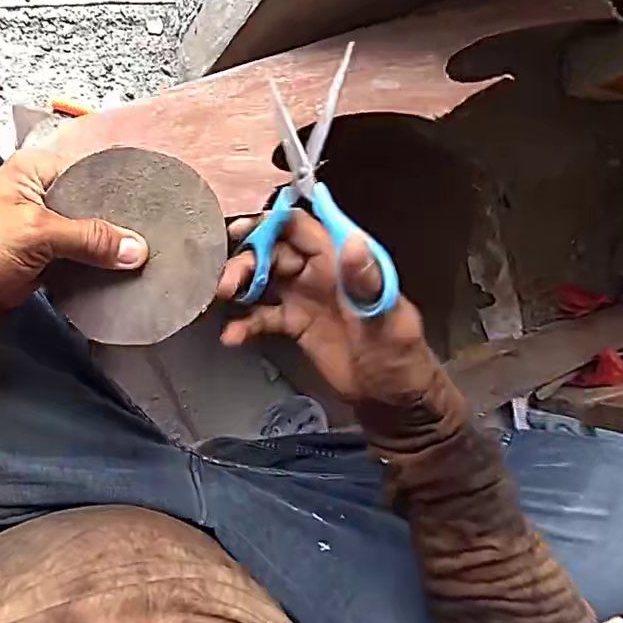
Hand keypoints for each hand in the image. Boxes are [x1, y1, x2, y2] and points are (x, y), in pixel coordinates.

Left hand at [0, 148, 148, 306]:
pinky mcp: (47, 257)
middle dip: (120, 222)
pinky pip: (81, 257)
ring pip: (89, 233)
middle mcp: (44, 193)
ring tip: (146, 255)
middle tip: (155, 234)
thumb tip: (137, 250)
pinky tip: (122, 272)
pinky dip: (97, 266)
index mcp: (37, 170)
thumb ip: (89, 238)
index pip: (91, 171)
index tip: (153, 204)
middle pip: (94, 204)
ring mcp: (45, 227)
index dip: (120, 188)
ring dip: (110, 248)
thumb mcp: (37, 232)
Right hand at [215, 210, 440, 408]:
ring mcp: (303, 299)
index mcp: (341, 263)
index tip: (242, 231)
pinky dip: (244, 323)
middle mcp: (318, 274)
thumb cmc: (400, 357)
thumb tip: (352, 242)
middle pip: (273, 252)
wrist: (391, 399)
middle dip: (247, 260)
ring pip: (262, 279)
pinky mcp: (293, 325)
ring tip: (223, 298)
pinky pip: (262, 316)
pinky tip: (232, 336)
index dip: (271, 224)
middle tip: (227, 282)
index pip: (301, 229)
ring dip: (240, 285)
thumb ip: (369, 283)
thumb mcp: (391, 321)